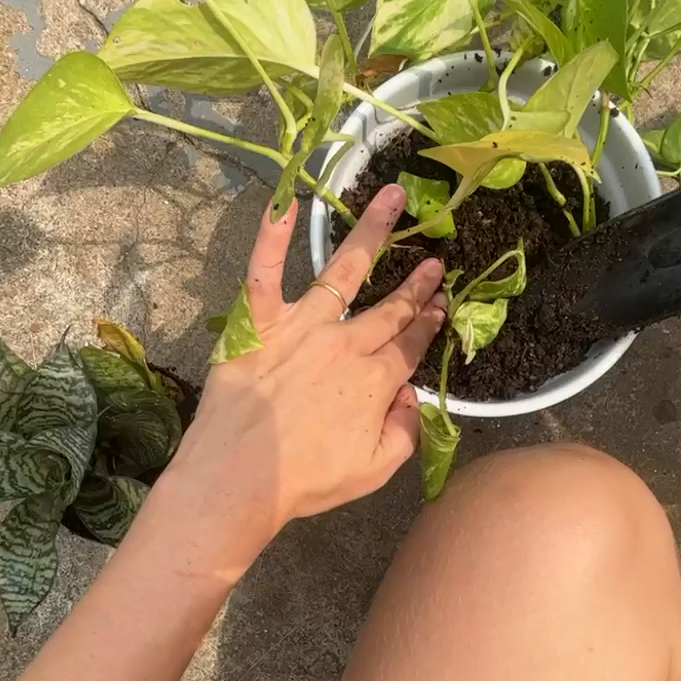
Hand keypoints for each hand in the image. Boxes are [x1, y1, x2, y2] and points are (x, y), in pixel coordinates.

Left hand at [146, 184, 445, 575]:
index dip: (428, 325)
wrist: (240, 478)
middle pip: (388, 310)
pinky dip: (272, 237)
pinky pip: (264, 272)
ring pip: (344, 271)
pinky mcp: (259, 323)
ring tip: (393, 198)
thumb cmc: (306, 481)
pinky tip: (283, 203)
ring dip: (372, 232)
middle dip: (415, 286)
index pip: (410, 346)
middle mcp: (345, 345)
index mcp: (374, 382)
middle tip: (434, 263)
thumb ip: (406, 432)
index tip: (440, 306)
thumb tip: (409, 397)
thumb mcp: (376, 471)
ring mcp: (302, 328)